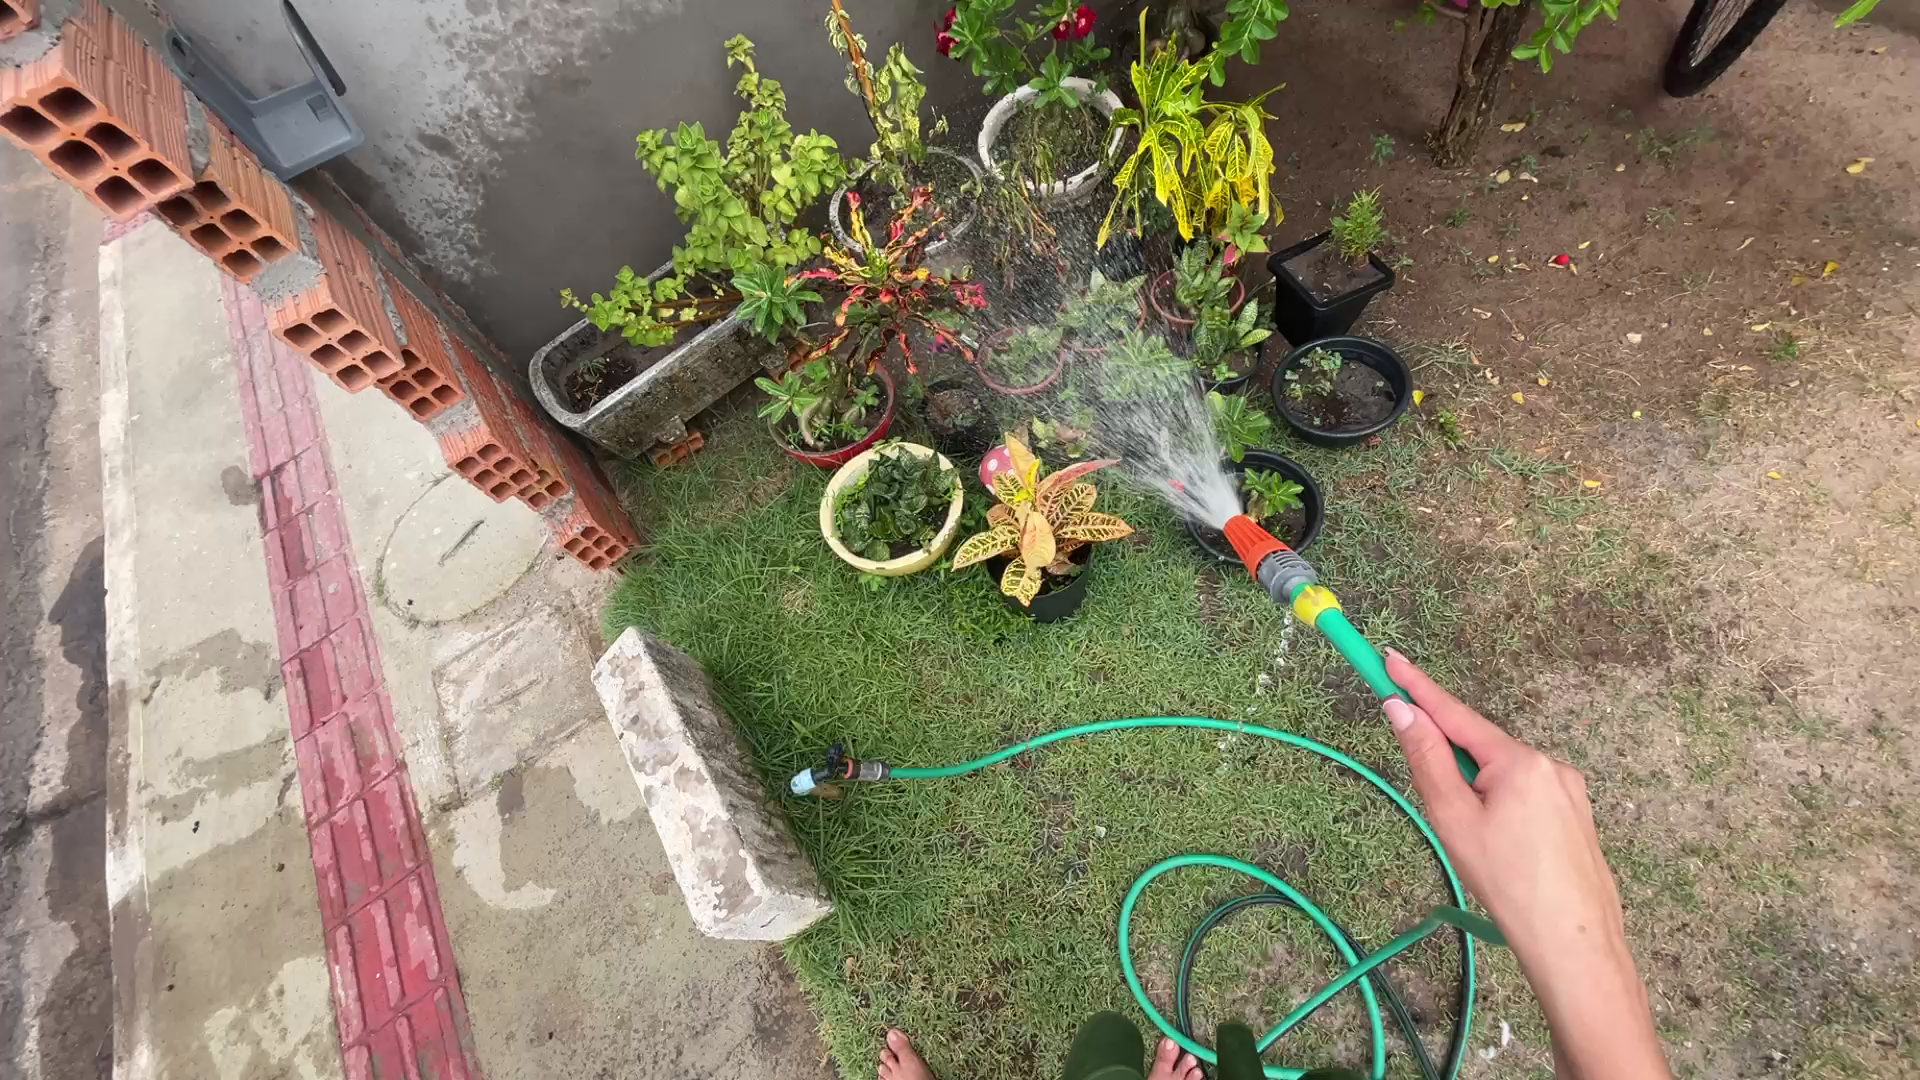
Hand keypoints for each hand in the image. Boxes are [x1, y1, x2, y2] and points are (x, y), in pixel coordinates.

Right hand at [1382, 648, 1668, 1079]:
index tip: (1389, 656)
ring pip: (1497, 770)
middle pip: (1476, 743)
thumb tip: (1400, 708)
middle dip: (1445, 757)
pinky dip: (1494, 798)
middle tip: (1433, 799)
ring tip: (1469, 837)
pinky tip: (1494, 841)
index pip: (1453, 712)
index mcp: (1517, 760)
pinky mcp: (1575, 813)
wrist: (1575, 945)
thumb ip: (1425, 755)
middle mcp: (1548, 763)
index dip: (1417, 684)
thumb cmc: (1504, 878)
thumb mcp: (1451, 814)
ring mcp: (1568, 788)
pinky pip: (1519, 789)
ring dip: (1470, 785)